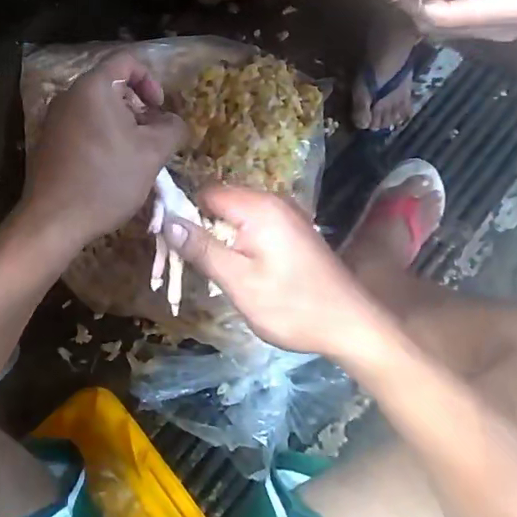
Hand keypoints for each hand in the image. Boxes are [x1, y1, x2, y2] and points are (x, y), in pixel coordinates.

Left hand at [24, 53, 186, 246]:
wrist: (55, 221)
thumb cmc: (107, 179)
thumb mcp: (153, 152)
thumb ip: (172, 128)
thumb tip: (174, 122)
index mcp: (93, 88)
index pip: (126, 60)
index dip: (150, 79)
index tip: (159, 108)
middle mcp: (69, 96)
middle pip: (112, 85)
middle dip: (139, 106)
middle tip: (154, 135)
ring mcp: (55, 119)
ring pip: (98, 108)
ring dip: (124, 124)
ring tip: (137, 154)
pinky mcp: (50, 142)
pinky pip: (84, 125)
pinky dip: (104, 136)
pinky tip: (114, 166)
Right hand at [162, 187, 398, 364]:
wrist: (349, 323)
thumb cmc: (291, 305)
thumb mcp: (239, 281)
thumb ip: (202, 248)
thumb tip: (166, 219)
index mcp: (258, 207)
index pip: (205, 192)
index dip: (184, 213)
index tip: (170, 243)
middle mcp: (274, 202)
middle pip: (222, 202)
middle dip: (202, 227)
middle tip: (191, 264)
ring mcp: (288, 216)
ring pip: (239, 217)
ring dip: (222, 239)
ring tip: (215, 272)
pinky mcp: (295, 232)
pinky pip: (257, 227)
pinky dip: (242, 243)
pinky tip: (242, 272)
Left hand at [418, 0, 516, 40]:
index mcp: (511, 13)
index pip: (446, 20)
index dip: (416, 1)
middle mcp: (504, 31)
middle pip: (444, 28)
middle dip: (419, 2)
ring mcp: (506, 29)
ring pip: (454, 25)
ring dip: (432, 2)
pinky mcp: (507, 20)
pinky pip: (467, 17)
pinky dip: (449, 0)